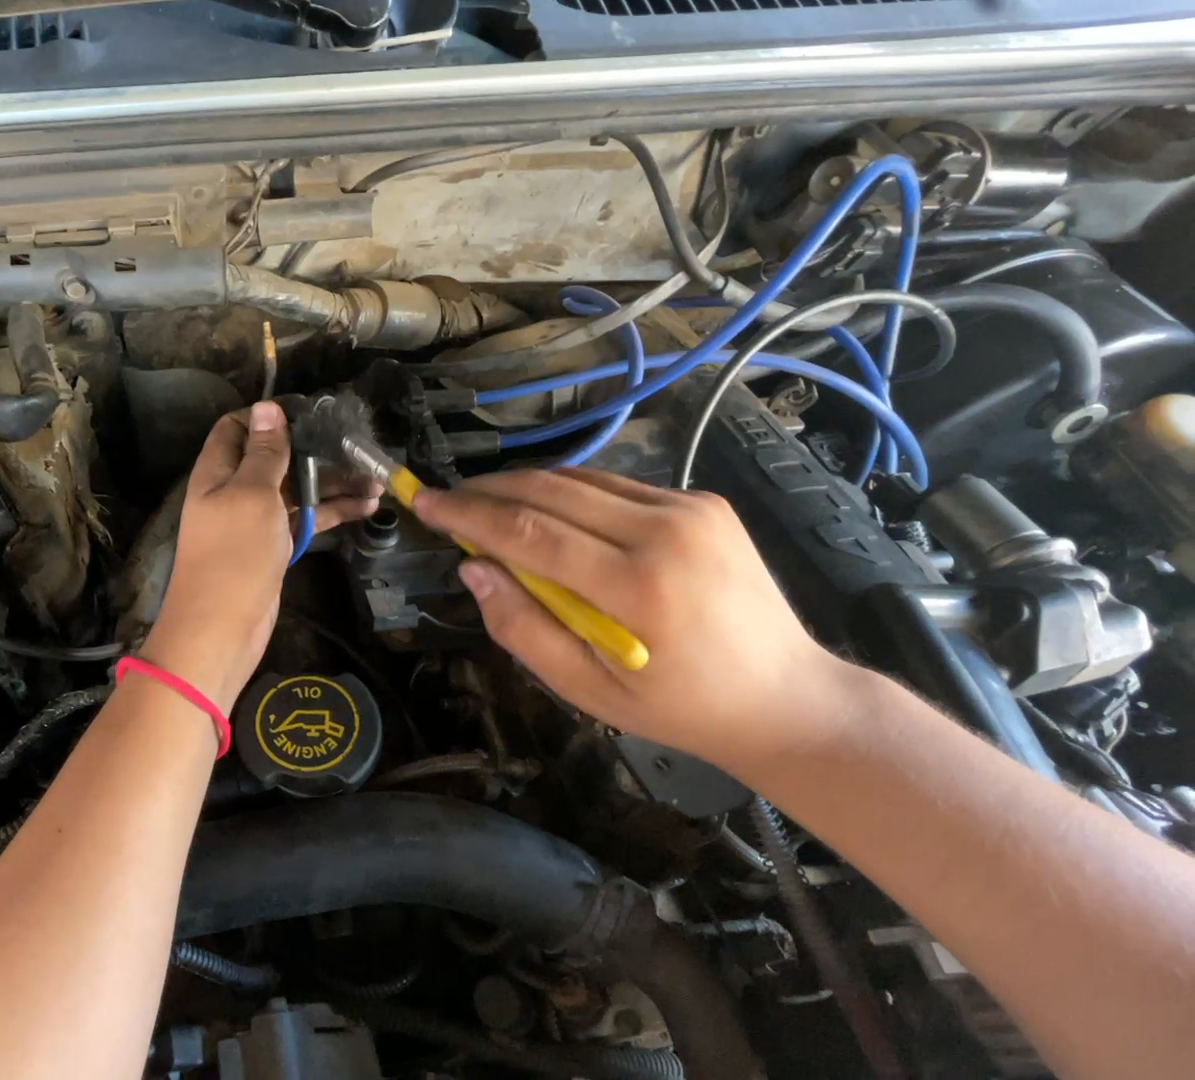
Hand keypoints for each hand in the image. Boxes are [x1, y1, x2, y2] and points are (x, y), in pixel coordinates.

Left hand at [143, 402, 378, 711]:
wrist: (221, 630)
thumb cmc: (234, 555)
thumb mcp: (252, 494)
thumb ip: (264, 452)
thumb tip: (267, 406)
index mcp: (218, 471)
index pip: (237, 427)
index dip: (269, 416)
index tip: (312, 413)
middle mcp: (234, 490)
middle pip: (276, 457)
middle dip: (315, 450)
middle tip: (359, 446)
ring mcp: (255, 520)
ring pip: (297, 490)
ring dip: (333, 482)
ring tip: (377, 480)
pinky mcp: (274, 546)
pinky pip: (305, 519)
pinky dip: (333, 512)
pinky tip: (368, 508)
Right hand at [412, 467, 859, 771]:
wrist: (786, 695)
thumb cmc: (678, 706)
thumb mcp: (587, 690)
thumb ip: (522, 628)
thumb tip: (473, 569)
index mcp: (636, 587)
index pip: (530, 532)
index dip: (468, 514)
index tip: (424, 503)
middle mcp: (666, 531)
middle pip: (550, 491)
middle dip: (487, 490)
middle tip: (444, 499)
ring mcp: (690, 509)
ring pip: (581, 480)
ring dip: (524, 487)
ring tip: (483, 503)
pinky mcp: (703, 503)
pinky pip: (615, 488)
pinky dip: (569, 495)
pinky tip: (546, 513)